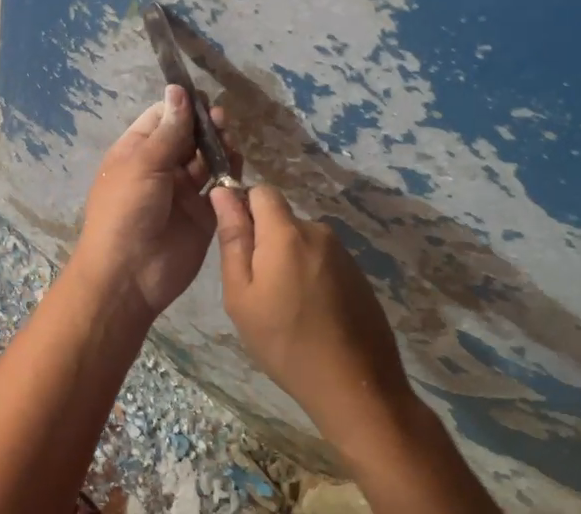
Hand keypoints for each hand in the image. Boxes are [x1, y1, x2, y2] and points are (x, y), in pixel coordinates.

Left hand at [70, 86, 230, 322]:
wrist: (129, 275)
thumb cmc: (126, 211)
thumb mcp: (144, 164)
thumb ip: (168, 131)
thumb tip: (177, 89)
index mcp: (136, 152)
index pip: (162, 118)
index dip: (182, 107)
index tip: (203, 98)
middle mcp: (160, 168)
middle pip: (188, 138)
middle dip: (205, 127)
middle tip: (222, 119)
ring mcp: (183, 192)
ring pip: (206, 161)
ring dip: (218, 148)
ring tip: (230, 140)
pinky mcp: (204, 216)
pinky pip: (220, 189)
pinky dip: (229, 175)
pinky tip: (237, 164)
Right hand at [211, 186, 414, 433]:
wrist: (356, 388)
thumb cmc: (285, 342)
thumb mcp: (241, 295)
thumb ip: (232, 238)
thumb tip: (222, 193)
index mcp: (286, 233)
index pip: (261, 191)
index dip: (244, 208)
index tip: (238, 244)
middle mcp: (318, 232)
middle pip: (281, 219)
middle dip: (265, 241)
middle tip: (258, 289)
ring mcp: (343, 254)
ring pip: (301, 242)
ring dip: (288, 261)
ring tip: (285, 307)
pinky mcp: (359, 276)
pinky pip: (322, 261)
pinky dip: (311, 277)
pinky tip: (311, 315)